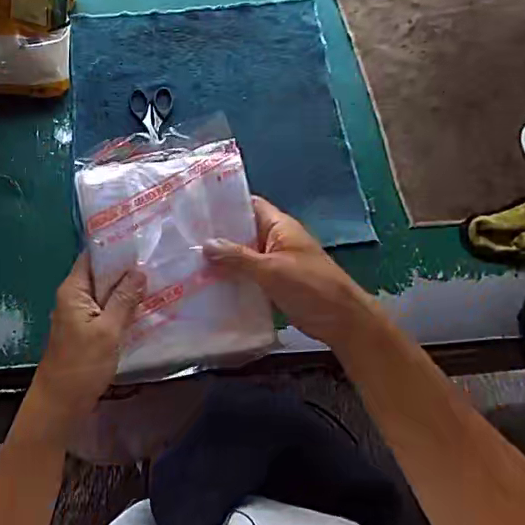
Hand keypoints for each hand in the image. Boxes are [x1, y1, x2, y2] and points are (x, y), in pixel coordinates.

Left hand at [29, 254, 145, 433]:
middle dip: (127, 267)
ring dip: (128, 287)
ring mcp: (81, 313)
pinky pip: (108, 309)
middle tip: (158, 256)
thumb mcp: (107, 331)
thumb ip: (124, 300)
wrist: (61, 404)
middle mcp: (74, 296)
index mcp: (73, 290)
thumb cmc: (81, 365)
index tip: (141, 238)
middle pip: (102, 273)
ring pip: (107, 292)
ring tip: (159, 276)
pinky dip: (124, 306)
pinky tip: (147, 304)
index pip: (93, 256)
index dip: (115, 246)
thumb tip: (140, 271)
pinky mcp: (88, 329)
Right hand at [203, 197, 389, 348]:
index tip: (194, 208)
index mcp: (279, 226)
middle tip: (182, 237)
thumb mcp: (271, 269)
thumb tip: (206, 244)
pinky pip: (248, 276)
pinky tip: (206, 285)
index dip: (224, 204)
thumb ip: (237, 257)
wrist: (342, 320)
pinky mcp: (274, 284)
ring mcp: (275, 263)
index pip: (248, 205)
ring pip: (242, 256)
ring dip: (222, 260)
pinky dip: (232, 279)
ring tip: (186, 261)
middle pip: (241, 231)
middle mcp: (275, 240)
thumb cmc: (311, 286)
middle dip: (216, 235)